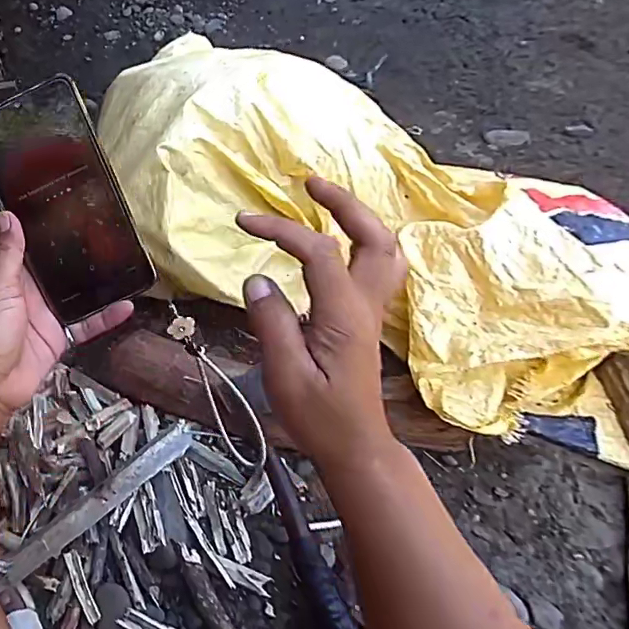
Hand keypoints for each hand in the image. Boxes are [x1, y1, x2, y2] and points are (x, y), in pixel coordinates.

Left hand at [0, 211, 133, 414]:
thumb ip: (6, 255)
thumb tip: (6, 216)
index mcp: (5, 276)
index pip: (15, 243)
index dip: (27, 223)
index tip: (47, 201)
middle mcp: (25, 293)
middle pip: (50, 266)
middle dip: (69, 249)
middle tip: (96, 227)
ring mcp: (42, 315)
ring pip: (72, 293)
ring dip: (91, 282)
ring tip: (117, 260)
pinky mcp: (57, 337)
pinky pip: (86, 324)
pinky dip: (105, 317)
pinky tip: (124, 307)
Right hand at [236, 177, 407, 469]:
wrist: (354, 445)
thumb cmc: (317, 415)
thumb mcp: (285, 373)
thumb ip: (271, 322)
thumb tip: (256, 279)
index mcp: (344, 315)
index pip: (318, 253)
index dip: (281, 230)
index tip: (244, 222)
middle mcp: (364, 306)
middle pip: (374, 238)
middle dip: (344, 204)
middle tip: (310, 184)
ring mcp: (369, 312)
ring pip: (384, 251)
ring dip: (358, 219)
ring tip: (324, 201)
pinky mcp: (363, 321)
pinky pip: (372, 267)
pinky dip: (356, 242)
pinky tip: (332, 241)